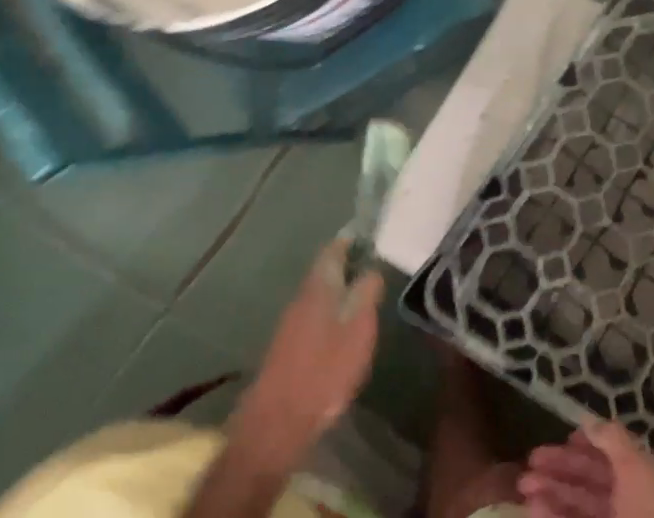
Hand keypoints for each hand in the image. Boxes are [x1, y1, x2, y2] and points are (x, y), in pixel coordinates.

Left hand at [238, 237, 384, 458]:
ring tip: (365, 288)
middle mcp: (301, 300)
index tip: (370, 233)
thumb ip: (366, 294)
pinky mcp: (288, 346)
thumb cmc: (325, 370)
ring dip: (340, 287)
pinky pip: (314, 314)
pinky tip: (345, 321)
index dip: (350, 240)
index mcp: (319, 289)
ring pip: (319, 293)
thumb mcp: (358, 329)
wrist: (278, 421)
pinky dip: (332, 308)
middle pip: (324, 272)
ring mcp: (291, 323)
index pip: (332, 251)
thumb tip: (372, 267)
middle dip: (347, 263)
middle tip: (374, 260)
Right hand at [520, 421, 653, 517]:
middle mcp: (627, 499)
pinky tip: (532, 507)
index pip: (615, 455)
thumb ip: (613, 440)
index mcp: (643, 477)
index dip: (591, 444)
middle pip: (591, 478)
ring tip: (524, 484)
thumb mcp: (635, 467)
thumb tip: (589, 420)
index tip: (565, 437)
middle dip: (562, 465)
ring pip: (577, 502)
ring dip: (550, 490)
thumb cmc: (645, 511)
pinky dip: (551, 514)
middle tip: (532, 458)